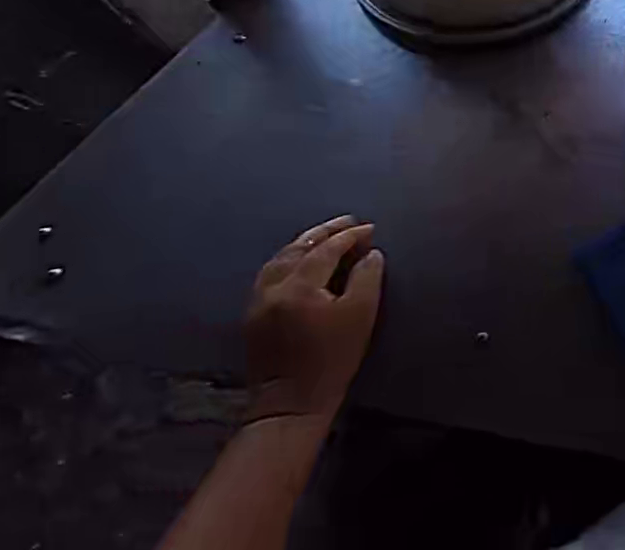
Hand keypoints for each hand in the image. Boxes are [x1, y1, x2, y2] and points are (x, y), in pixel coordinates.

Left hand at [243, 216, 383, 421]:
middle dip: (324, 233)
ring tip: (325, 236)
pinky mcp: (253, 317)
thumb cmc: (333, 356)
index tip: (371, 229)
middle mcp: (272, 289)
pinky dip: (289, 260)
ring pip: (279, 261)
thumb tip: (369, 253)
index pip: (327, 250)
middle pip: (297, 249)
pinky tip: (301, 261)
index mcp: (298, 287)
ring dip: (304, 244)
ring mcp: (257, 303)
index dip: (351, 236)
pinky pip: (270, 275)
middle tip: (348, 222)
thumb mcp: (361, 313)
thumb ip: (367, 276)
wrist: (291, 403)